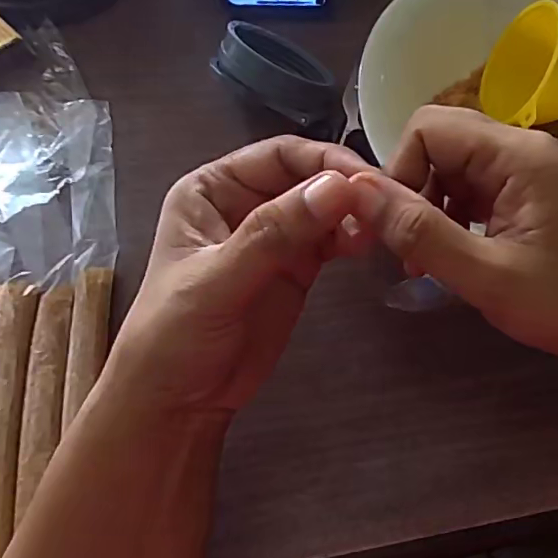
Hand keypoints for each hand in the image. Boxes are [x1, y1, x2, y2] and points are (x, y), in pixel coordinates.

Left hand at [99, 136, 368, 425]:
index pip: (279, 155)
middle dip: (344, 187)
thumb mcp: (216, 280)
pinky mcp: (296, 269)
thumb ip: (272, 234)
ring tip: (378, 229)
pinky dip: (351, 239)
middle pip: (308, 178)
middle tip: (383, 203)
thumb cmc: (174, 335)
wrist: (178, 402)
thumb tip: (337, 188)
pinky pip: (331, 241)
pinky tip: (368, 245)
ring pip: (325, 209)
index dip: (323, 161)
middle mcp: (246, 204)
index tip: (364, 178)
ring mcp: (274, 237)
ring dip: (353, 214)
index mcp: (214, 189)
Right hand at [349, 106, 557, 367]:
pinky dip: (450, 214)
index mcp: (518, 155)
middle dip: (412, 189)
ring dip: (428, 205)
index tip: (396, 224)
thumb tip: (358, 190)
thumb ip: (420, 231)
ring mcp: (527, 170)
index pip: (429, 127)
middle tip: (409, 244)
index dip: (399, 169)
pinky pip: (471, 187)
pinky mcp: (526, 193)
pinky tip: (453, 252)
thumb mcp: (484, 274)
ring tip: (428, 258)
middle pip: (439, 141)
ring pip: (450, 166)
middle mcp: (522, 149)